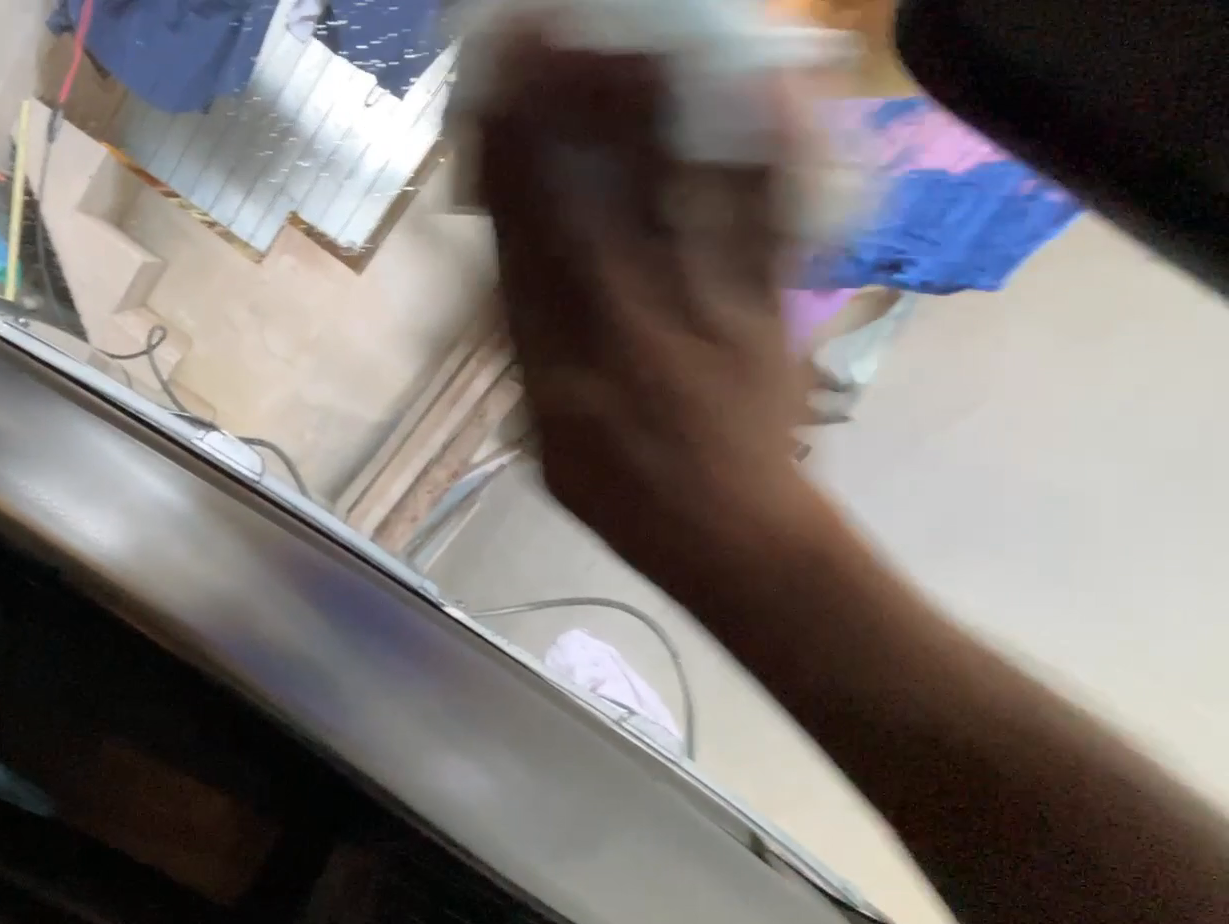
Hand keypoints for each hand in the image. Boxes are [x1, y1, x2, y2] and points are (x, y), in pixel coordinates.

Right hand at [480, 43, 827, 596]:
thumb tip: (505, 273)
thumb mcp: (544, 440)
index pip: (526, 251)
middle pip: (594, 203)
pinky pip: (770, 223)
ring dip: (651, 111)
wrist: (732, 534)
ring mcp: (707, 312)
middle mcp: (629, 327)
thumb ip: (525, 354)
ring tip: (632, 34)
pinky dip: (766, 151)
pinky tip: (761, 87)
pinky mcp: (768, 306)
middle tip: (548, 34)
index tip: (491, 99)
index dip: (508, 168)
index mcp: (562, 366)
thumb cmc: (621, 499)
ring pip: (675, 201)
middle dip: (566, 112)